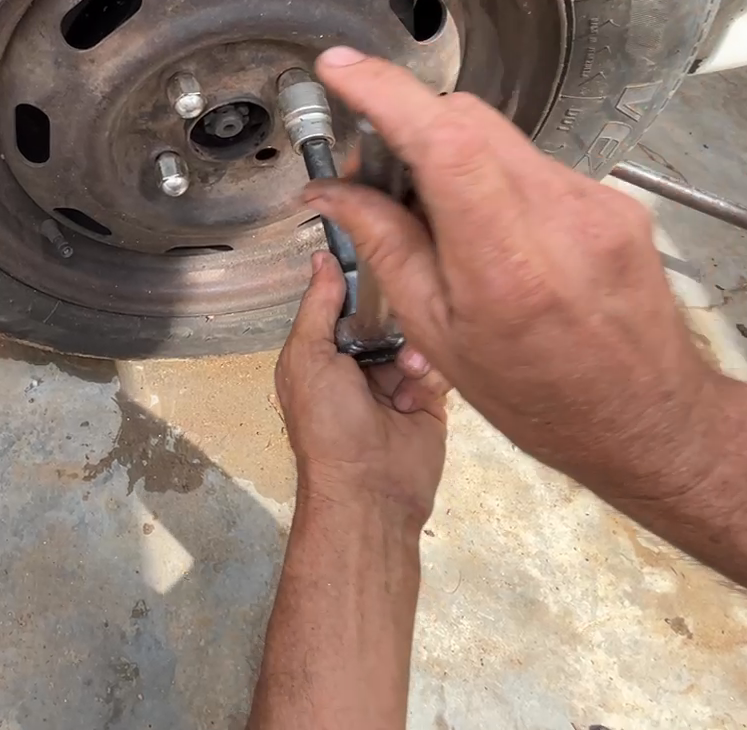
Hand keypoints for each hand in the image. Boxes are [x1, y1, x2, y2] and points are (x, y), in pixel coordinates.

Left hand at [275, 250, 448, 525]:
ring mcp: (394, 378)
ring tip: (404, 372)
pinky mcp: (428, 398)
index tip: (379, 258)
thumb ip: (318, 306)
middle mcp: (356, 360)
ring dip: (412, 349)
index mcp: (320, 349)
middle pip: (383, 315)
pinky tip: (417, 390)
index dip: (358, 284)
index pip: (343, 302)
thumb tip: (321, 258)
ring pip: (414, 337)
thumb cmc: (327, 420)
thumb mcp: (308, 356)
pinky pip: (438, 366)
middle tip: (394, 325)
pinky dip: (431, 372)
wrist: (370, 489)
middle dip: (392, 317)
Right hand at [300, 47, 721, 499]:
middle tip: (366, 165)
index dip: (388, 95)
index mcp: (506, 263)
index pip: (447, 145)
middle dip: (405, 121)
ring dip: (441, 148)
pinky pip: (525, 159)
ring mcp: (596, 202)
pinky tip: (474, 218)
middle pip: (468, 120)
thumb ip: (383, 243)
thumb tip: (327, 191)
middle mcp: (561, 216)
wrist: (647, 419)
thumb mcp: (433, 328)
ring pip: (495, 135)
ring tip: (420, 203)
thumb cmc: (527, 392)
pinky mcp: (612, 200)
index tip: (340, 67)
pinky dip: (481, 170)